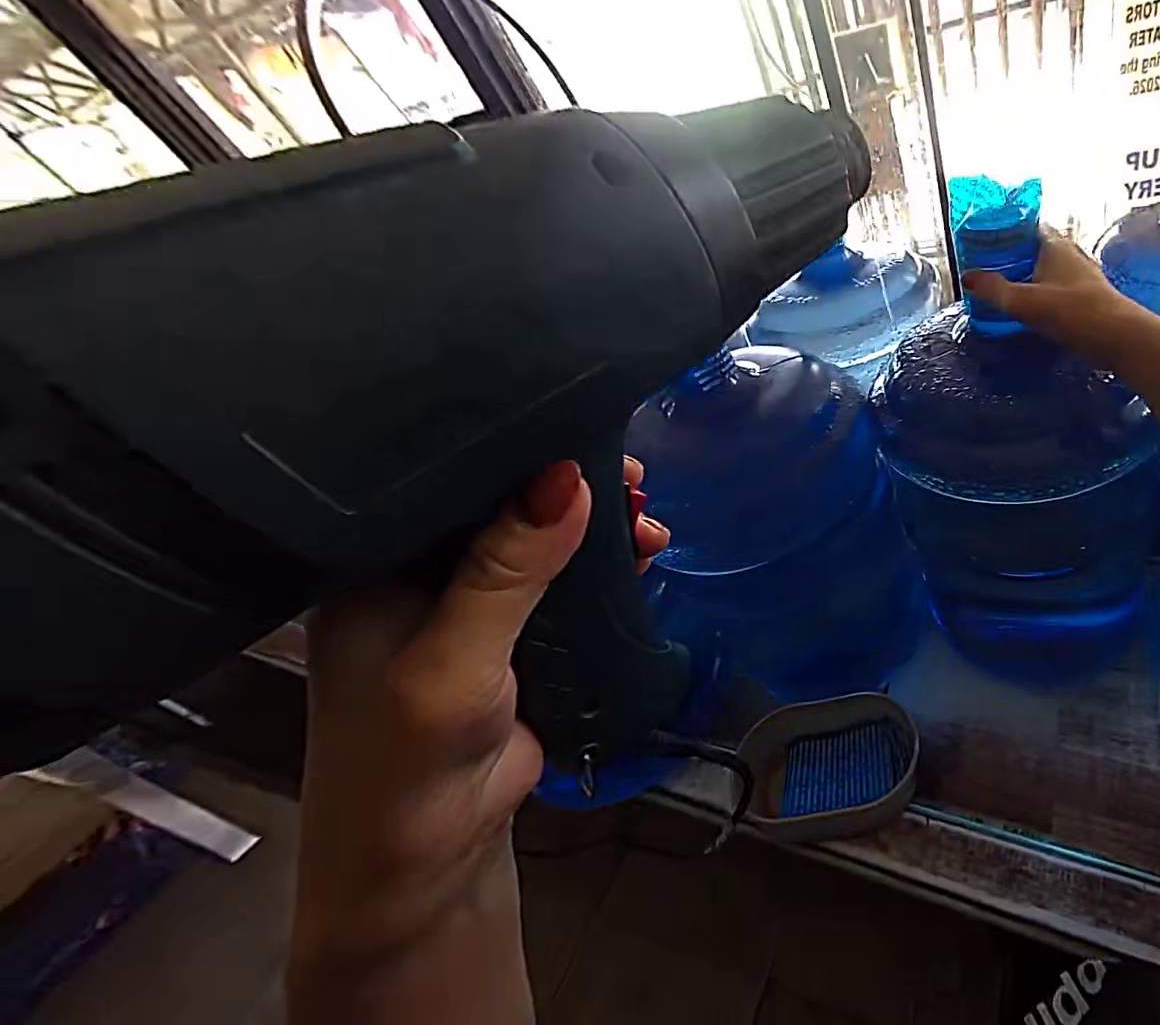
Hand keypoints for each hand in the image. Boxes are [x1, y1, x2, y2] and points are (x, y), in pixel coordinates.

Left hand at [289, 456, 668, 1024]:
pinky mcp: (524, 633)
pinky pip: (573, 582)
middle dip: (577, 490)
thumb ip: (507, 572)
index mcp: (379, 567)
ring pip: (550, 543)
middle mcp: (428, 575)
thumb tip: (567, 477)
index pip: (447, 484)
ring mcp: (480, 605)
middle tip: (636, 481)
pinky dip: (611, 564)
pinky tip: (645, 553)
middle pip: (510, 507)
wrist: (430, 855)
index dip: (518, 453)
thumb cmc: (410, 758)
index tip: (586, 433)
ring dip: (604, 528)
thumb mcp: (455, 660)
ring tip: (651, 523)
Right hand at [960, 227, 1159, 366]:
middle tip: (990, 265)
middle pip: (1037, 246)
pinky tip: (1032, 304)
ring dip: (1030, 273)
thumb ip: (993, 289)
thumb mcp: (1024, 302)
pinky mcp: (1088, 295)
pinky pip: (1058, 285)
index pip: (1027, 225)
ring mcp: (1082, 274)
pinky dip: (1043, 289)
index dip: (1006, 229)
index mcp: (1055, 245)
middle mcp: (1070, 254)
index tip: (985, 239)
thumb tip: (966, 277)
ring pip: (1049, 266)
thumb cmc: (1072, 313)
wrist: (1117, 338)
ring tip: (1006, 285)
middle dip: (1015, 253)